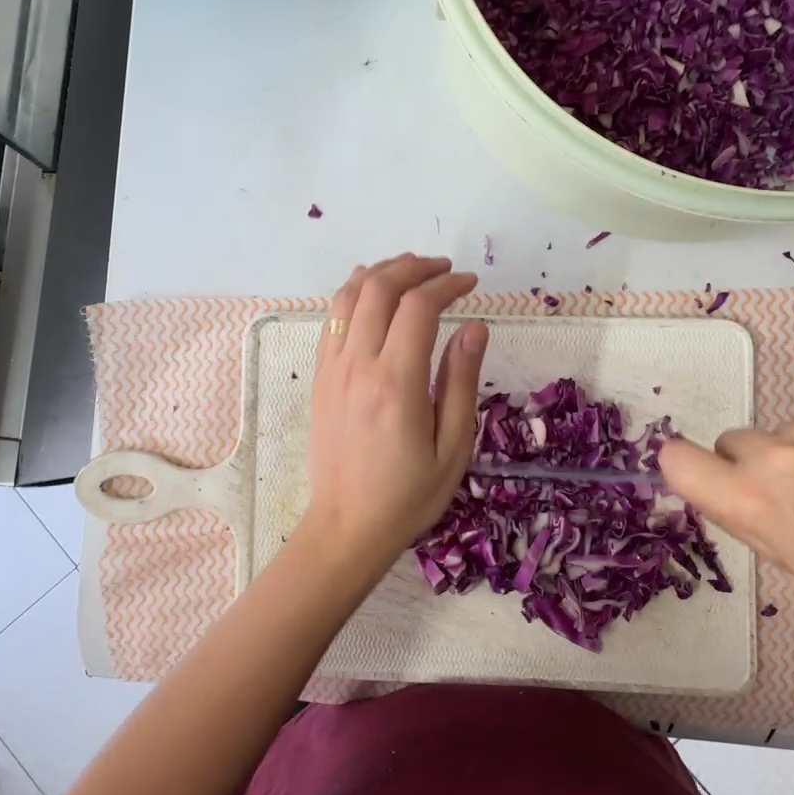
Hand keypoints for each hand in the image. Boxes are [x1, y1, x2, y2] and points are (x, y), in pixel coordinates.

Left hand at [300, 255, 488, 570]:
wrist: (347, 526)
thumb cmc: (409, 495)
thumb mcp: (452, 447)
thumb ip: (461, 382)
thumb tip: (474, 327)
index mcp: (397, 383)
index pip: (419, 307)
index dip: (447, 284)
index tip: (470, 283)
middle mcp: (358, 366)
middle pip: (379, 288)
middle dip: (414, 267)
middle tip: (443, 269)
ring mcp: (332, 369)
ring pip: (348, 296)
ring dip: (380, 272)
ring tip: (410, 269)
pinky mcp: (319, 378)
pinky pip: (331, 319)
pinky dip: (352, 293)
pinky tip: (371, 292)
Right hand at [659, 408, 793, 631]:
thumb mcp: (792, 562)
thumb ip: (744, 518)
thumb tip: (718, 488)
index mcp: (752, 499)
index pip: (677, 458)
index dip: (686, 469)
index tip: (711, 484)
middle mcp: (778, 452)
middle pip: (732, 442)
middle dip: (750, 466)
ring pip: (785, 434)